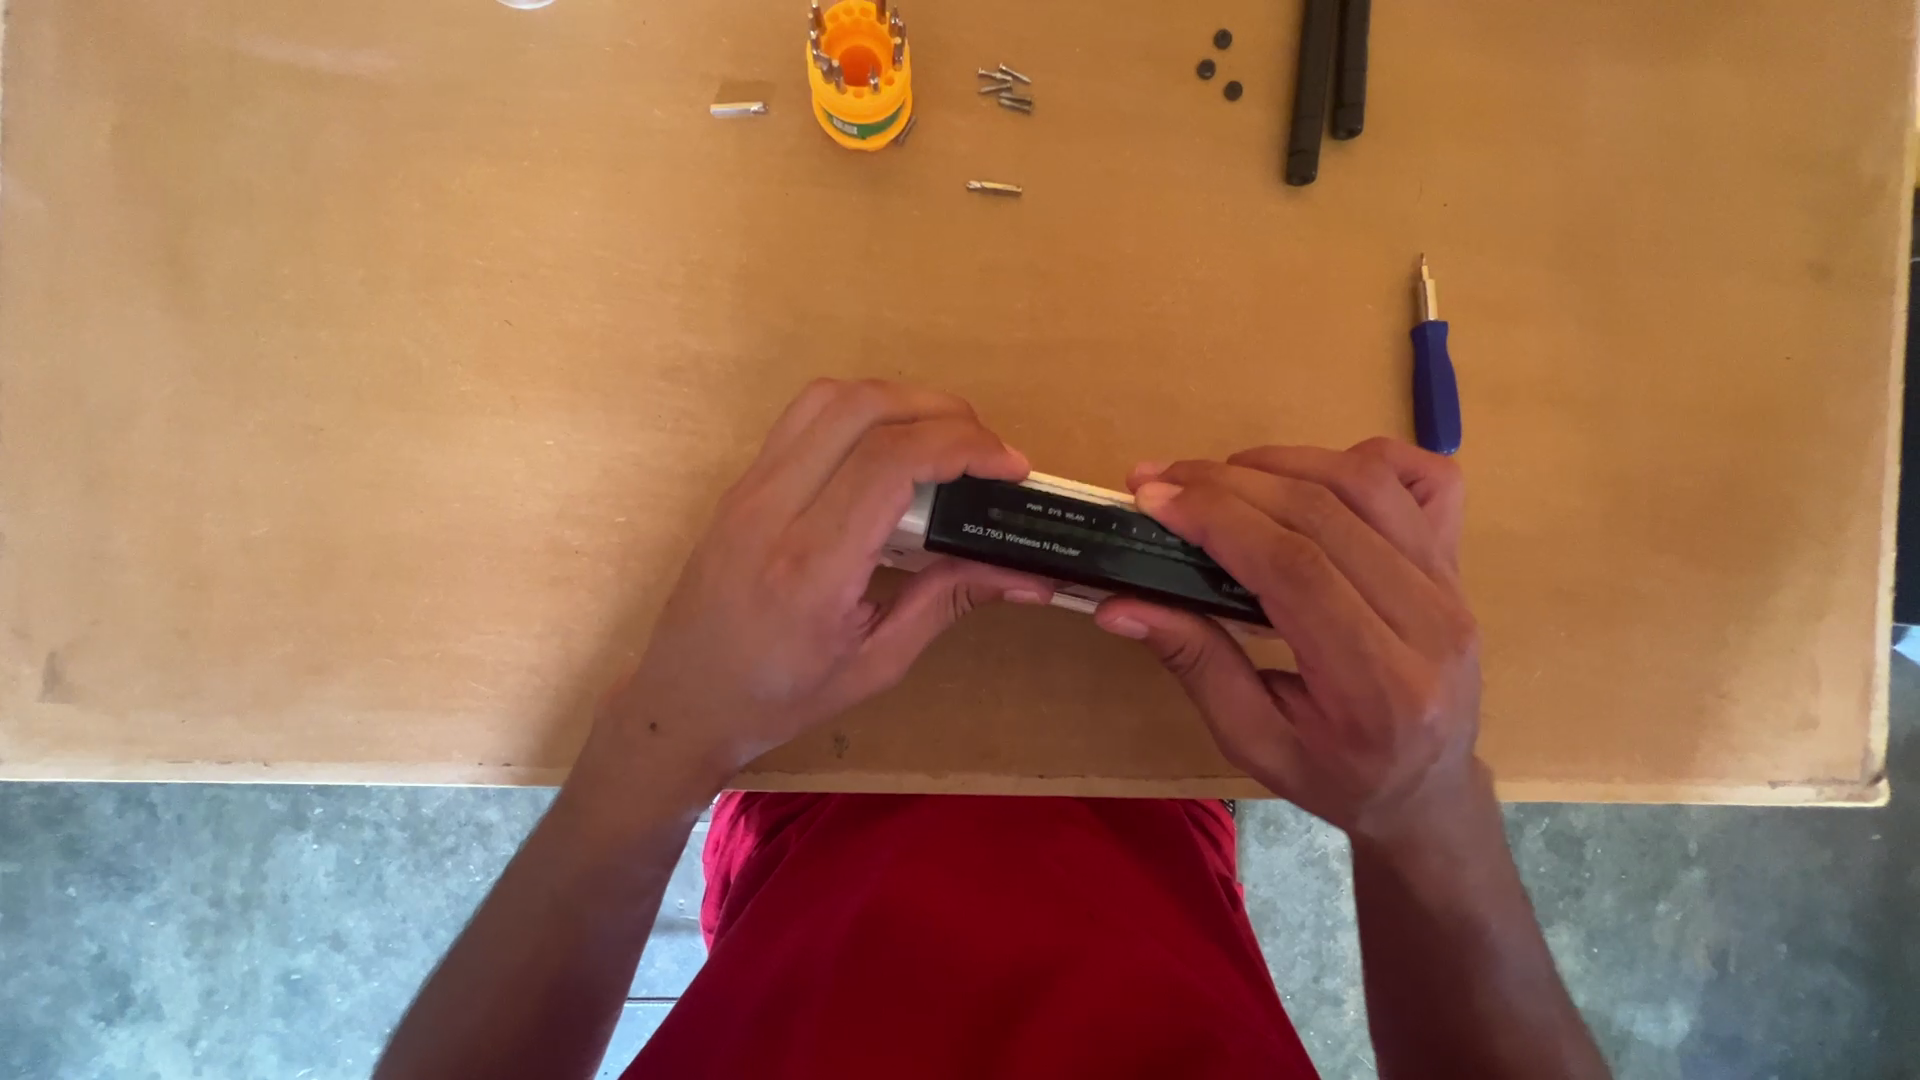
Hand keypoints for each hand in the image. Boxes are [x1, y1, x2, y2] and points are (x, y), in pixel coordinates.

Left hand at [586, 379, 1052, 793]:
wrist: (683, 700)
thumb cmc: (780, 697)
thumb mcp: (877, 663)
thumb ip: (949, 602)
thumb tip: (1028, 577)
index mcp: (812, 566)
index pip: (892, 463)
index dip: (963, 448)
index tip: (1010, 467)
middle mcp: (774, 509)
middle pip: (865, 408)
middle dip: (943, 412)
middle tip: (986, 449)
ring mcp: (749, 487)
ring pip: (831, 397)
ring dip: (900, 400)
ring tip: (944, 437)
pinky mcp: (742, 481)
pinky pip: (804, 416)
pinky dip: (861, 409)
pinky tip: (889, 443)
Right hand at [1092, 439, 1478, 845]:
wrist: (1428, 790)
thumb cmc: (1335, 776)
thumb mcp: (1251, 739)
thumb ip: (1194, 663)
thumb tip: (1117, 604)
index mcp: (1378, 683)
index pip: (1295, 567)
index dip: (1219, 519)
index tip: (1153, 497)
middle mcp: (1430, 622)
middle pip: (1324, 512)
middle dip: (1227, 484)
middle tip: (1160, 480)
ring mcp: (1454, 584)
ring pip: (1366, 482)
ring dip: (1277, 463)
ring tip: (1214, 477)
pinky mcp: (1457, 561)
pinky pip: (1422, 477)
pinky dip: (1359, 459)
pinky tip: (1307, 477)